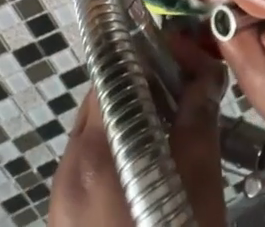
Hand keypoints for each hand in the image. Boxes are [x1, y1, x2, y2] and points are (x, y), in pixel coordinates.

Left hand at [47, 32, 227, 226]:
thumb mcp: (197, 186)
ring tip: (177, 127)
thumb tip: (203, 72)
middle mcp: (67, 170)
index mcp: (95, 156)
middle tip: (187, 88)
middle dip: (144, 86)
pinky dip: (121, 150)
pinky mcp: (66, 221)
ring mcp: (61, 199)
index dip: (149, 57)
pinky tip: (155, 167)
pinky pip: (92, 165)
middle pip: (101, 102)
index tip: (182, 54)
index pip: (112, 76)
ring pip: (97, 133)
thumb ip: (197, 122)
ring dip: (134, 118)